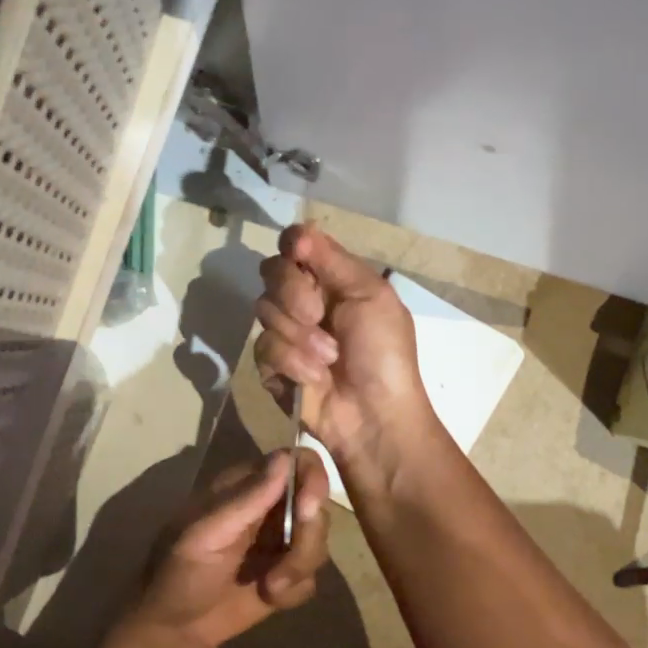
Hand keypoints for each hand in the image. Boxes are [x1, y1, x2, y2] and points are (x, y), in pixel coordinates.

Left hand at [132, 449, 331, 647]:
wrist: (174, 628)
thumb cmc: (178, 572)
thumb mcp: (205, 534)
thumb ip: (246, 499)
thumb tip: (285, 459)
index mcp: (248, 487)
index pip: (297, 462)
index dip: (314, 480)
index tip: (307, 511)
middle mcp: (271, 508)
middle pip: (318, 506)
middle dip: (307, 540)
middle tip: (282, 568)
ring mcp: (281, 542)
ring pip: (319, 542)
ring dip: (299, 568)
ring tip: (269, 588)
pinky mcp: (288, 574)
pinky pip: (313, 576)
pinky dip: (294, 591)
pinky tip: (269, 598)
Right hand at [255, 225, 435, 465]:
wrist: (375, 415)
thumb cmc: (384, 353)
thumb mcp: (372, 296)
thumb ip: (333, 260)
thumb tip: (297, 232)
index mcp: (333, 281)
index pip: (296, 246)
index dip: (292, 247)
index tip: (299, 255)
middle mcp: (306, 302)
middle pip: (272, 272)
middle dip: (294, 293)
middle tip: (319, 315)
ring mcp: (287, 335)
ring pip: (264, 310)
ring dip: (300, 336)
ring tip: (329, 358)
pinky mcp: (272, 367)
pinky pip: (264, 348)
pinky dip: (292, 362)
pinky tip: (315, 378)